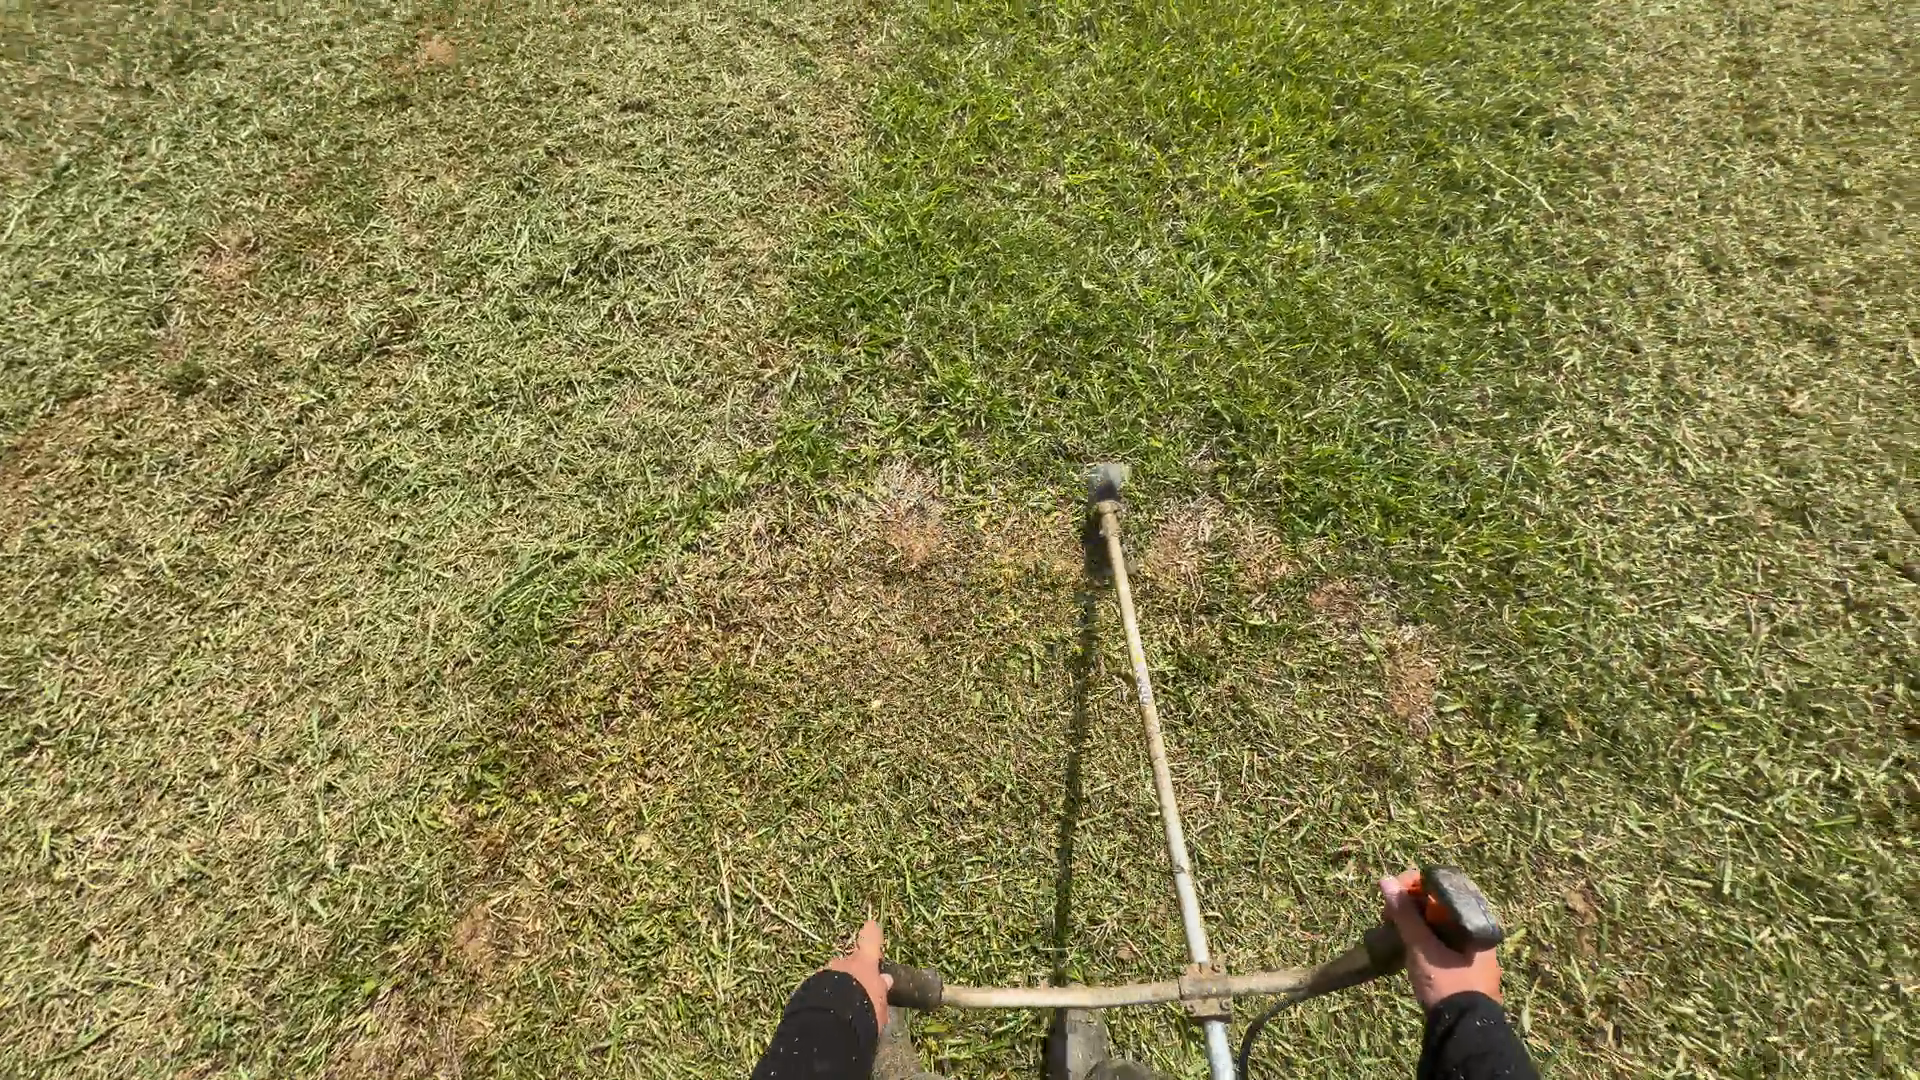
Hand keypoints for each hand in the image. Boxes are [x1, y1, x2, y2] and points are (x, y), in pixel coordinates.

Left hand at [824, 919, 894, 1026]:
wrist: (830, 1023)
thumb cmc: (863, 1009)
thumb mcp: (880, 1002)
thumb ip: (881, 989)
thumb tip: (885, 980)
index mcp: (865, 962)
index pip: (871, 938)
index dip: (872, 934)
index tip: (872, 927)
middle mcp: (845, 962)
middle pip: (851, 960)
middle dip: (853, 971)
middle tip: (858, 988)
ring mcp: (825, 972)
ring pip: (834, 974)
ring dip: (837, 985)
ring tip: (842, 1006)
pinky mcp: (809, 987)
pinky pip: (821, 988)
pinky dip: (825, 996)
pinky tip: (829, 1012)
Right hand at [1379, 869, 1502, 1008]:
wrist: (1464, 1032)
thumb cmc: (1447, 984)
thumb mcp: (1422, 946)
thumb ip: (1405, 913)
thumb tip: (1385, 880)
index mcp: (1476, 925)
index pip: (1442, 889)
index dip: (1414, 886)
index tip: (1393, 894)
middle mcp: (1477, 934)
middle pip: (1438, 904)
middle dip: (1409, 903)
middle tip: (1388, 913)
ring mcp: (1470, 951)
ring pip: (1435, 921)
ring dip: (1411, 919)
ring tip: (1391, 928)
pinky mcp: (1460, 965)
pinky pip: (1437, 938)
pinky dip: (1419, 935)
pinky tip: (1404, 942)